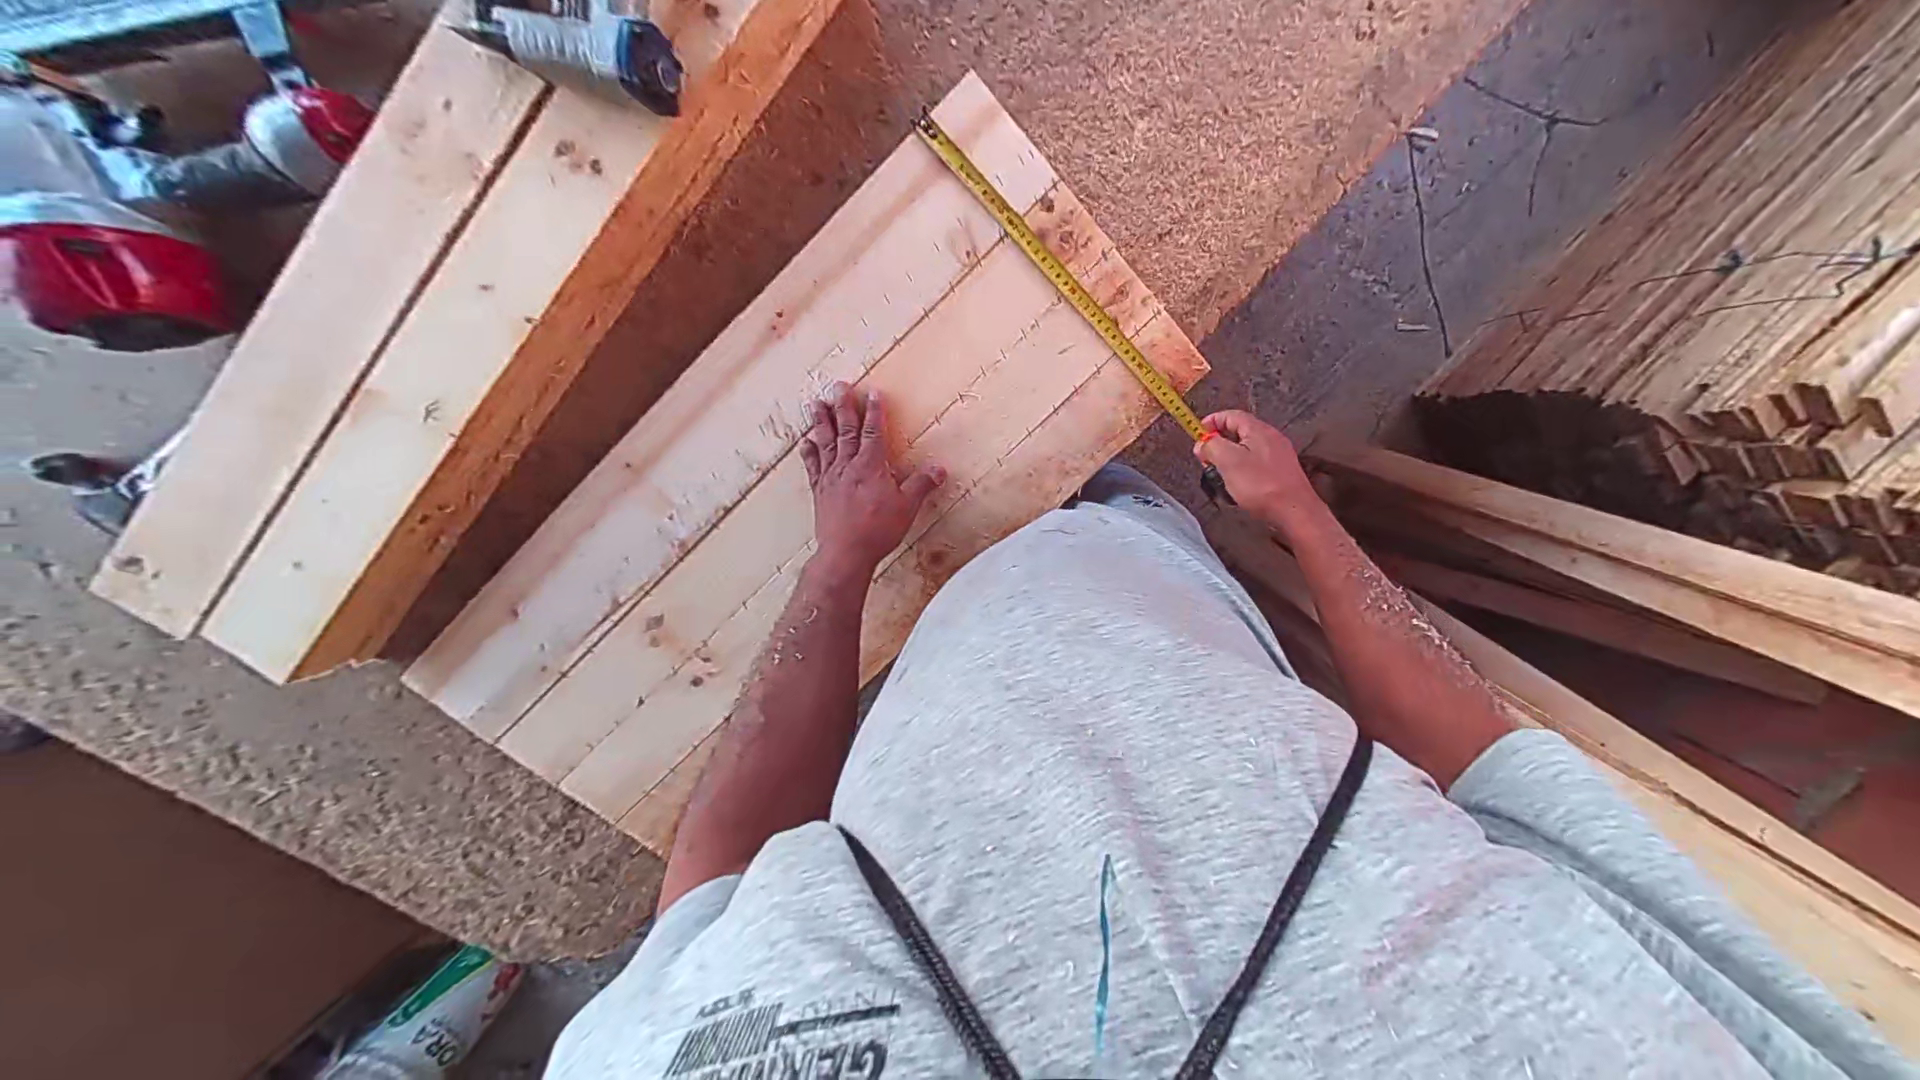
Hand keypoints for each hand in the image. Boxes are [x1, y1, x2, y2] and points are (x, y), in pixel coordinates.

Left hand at [800, 383, 945, 576]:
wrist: (845, 553)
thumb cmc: (877, 530)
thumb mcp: (907, 507)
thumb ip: (922, 485)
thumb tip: (939, 469)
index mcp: (870, 465)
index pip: (873, 431)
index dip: (874, 410)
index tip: (873, 392)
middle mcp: (848, 466)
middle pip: (845, 429)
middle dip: (843, 405)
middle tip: (839, 386)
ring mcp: (831, 477)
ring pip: (826, 442)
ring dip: (822, 421)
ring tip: (816, 403)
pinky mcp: (820, 491)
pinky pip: (813, 466)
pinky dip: (809, 452)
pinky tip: (806, 442)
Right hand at [1194, 410, 1320, 526]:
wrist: (1293, 510)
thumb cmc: (1261, 485)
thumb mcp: (1228, 462)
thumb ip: (1212, 447)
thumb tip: (1202, 443)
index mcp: (1258, 430)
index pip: (1231, 415)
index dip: (1211, 421)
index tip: (1197, 434)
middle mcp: (1271, 437)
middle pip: (1239, 430)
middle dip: (1218, 440)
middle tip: (1205, 456)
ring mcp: (1278, 454)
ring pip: (1247, 447)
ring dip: (1229, 455)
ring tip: (1219, 471)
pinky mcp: (1280, 470)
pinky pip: (1256, 461)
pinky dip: (1241, 465)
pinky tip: (1238, 481)